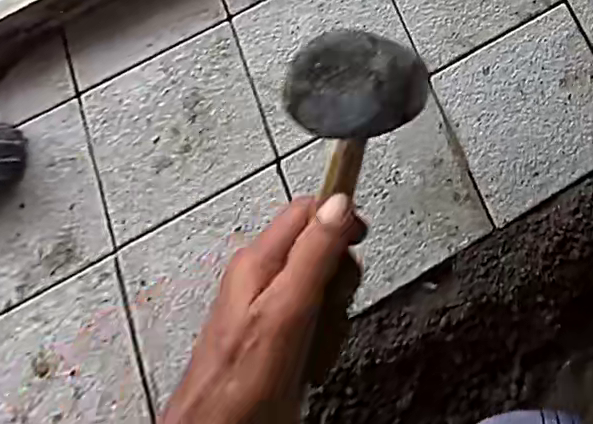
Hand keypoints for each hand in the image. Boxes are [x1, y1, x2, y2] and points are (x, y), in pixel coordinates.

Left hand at [161, 194, 364, 423]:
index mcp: (257, 262)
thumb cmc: (238, 391)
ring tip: (321, 332)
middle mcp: (260, 276)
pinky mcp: (276, 329)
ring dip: (336, 303)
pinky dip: (326, 325)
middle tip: (334, 298)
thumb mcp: (286, 311)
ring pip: (325, 275)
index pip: (311, 207)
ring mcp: (267, 304)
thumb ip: (315, 251)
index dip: (341, 220)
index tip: (354, 244)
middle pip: (323, 241)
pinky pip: (318, 307)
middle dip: (342, 270)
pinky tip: (315, 348)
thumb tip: (341, 202)